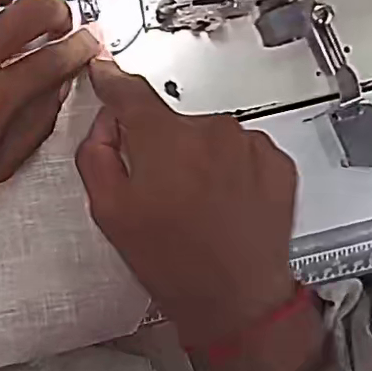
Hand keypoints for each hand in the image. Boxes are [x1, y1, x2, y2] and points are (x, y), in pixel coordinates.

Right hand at [75, 61, 309, 370]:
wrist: (234, 298)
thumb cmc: (175, 262)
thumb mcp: (107, 211)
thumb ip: (96, 155)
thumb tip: (104, 127)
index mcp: (163, 140)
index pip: (129, 91)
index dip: (111, 79)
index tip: (106, 71)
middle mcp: (210, 132)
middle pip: (169, 120)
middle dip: (157, 144)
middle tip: (155, 190)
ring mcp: (247, 145)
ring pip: (204, 135)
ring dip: (194, 158)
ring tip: (192, 204)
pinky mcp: (275, 161)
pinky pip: (238, 149)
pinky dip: (225, 168)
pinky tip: (218, 203)